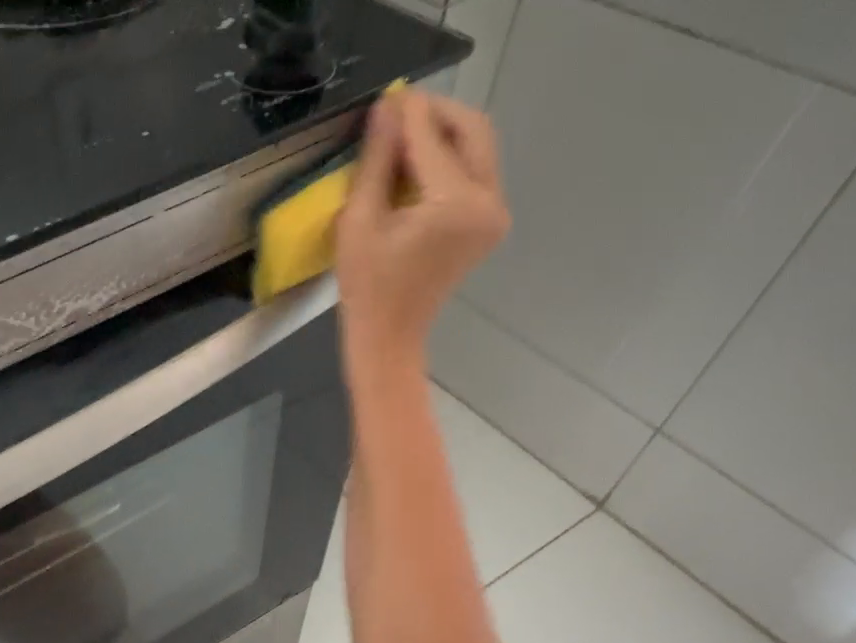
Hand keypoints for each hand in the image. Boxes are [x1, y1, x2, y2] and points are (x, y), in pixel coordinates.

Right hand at [335, 91, 509, 379]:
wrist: (390, 335)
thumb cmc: (366, 285)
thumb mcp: (360, 219)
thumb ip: (377, 159)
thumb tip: (387, 106)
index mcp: (456, 204)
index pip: (433, 137)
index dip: (407, 112)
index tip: (385, 95)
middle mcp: (489, 202)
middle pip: (473, 131)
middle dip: (436, 115)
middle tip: (397, 113)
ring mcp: (496, 214)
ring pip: (478, 148)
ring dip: (444, 136)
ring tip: (402, 141)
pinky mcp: (490, 223)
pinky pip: (476, 173)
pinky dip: (449, 161)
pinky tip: (417, 167)